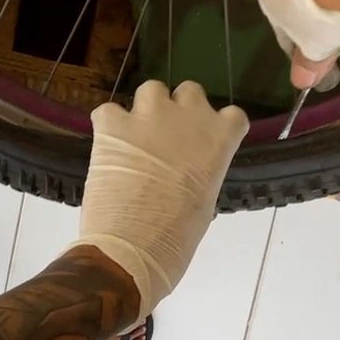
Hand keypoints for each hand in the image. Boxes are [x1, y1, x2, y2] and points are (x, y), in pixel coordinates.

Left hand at [71, 80, 248, 319]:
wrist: (132, 249)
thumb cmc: (177, 240)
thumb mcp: (204, 203)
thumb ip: (201, 174)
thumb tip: (186, 172)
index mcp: (220, 141)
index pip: (233, 116)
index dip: (218, 126)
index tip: (205, 142)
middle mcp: (189, 116)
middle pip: (190, 92)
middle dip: (178, 110)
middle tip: (165, 139)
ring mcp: (149, 115)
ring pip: (150, 90)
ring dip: (144, 110)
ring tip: (134, 139)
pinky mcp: (112, 124)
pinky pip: (108, 112)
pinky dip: (107, 127)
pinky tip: (106, 149)